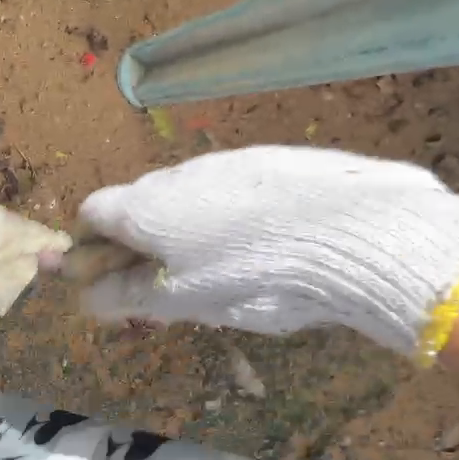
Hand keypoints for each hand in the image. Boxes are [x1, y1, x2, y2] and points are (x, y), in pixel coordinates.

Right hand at [70, 146, 458, 357]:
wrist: (372, 237)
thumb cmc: (253, 276)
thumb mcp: (178, 301)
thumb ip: (122, 297)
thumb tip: (87, 297)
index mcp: (141, 208)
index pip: (89, 216)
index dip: (91, 246)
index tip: (109, 276)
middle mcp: (176, 176)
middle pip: (139, 205)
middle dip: (143, 240)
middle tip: (170, 281)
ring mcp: (234, 162)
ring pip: (193, 195)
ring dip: (193, 225)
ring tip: (233, 263)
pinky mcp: (288, 158)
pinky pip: (244, 186)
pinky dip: (243, 213)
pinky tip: (279, 241)